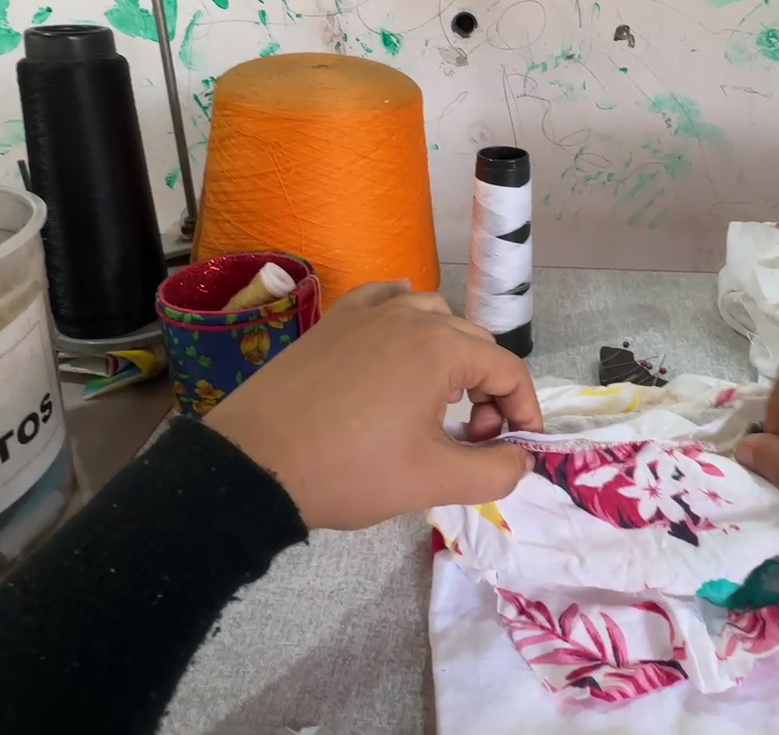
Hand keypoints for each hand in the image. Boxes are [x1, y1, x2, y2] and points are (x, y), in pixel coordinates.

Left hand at [205, 281, 541, 530]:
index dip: (523, 410)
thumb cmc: (350, 469)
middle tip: (470, 436)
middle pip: (475, 342)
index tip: (513, 449)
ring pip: (434, 315)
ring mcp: (369, 310)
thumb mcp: (432, 480)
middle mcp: (411, 314)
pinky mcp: (336, 318)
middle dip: (488, 387)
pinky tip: (400, 337)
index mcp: (442, 347)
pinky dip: (406, 316)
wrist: (254, 462)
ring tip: (434, 398)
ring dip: (451, 353)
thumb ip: (493, 471)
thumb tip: (521, 458)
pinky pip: (386, 298)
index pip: (508, 369)